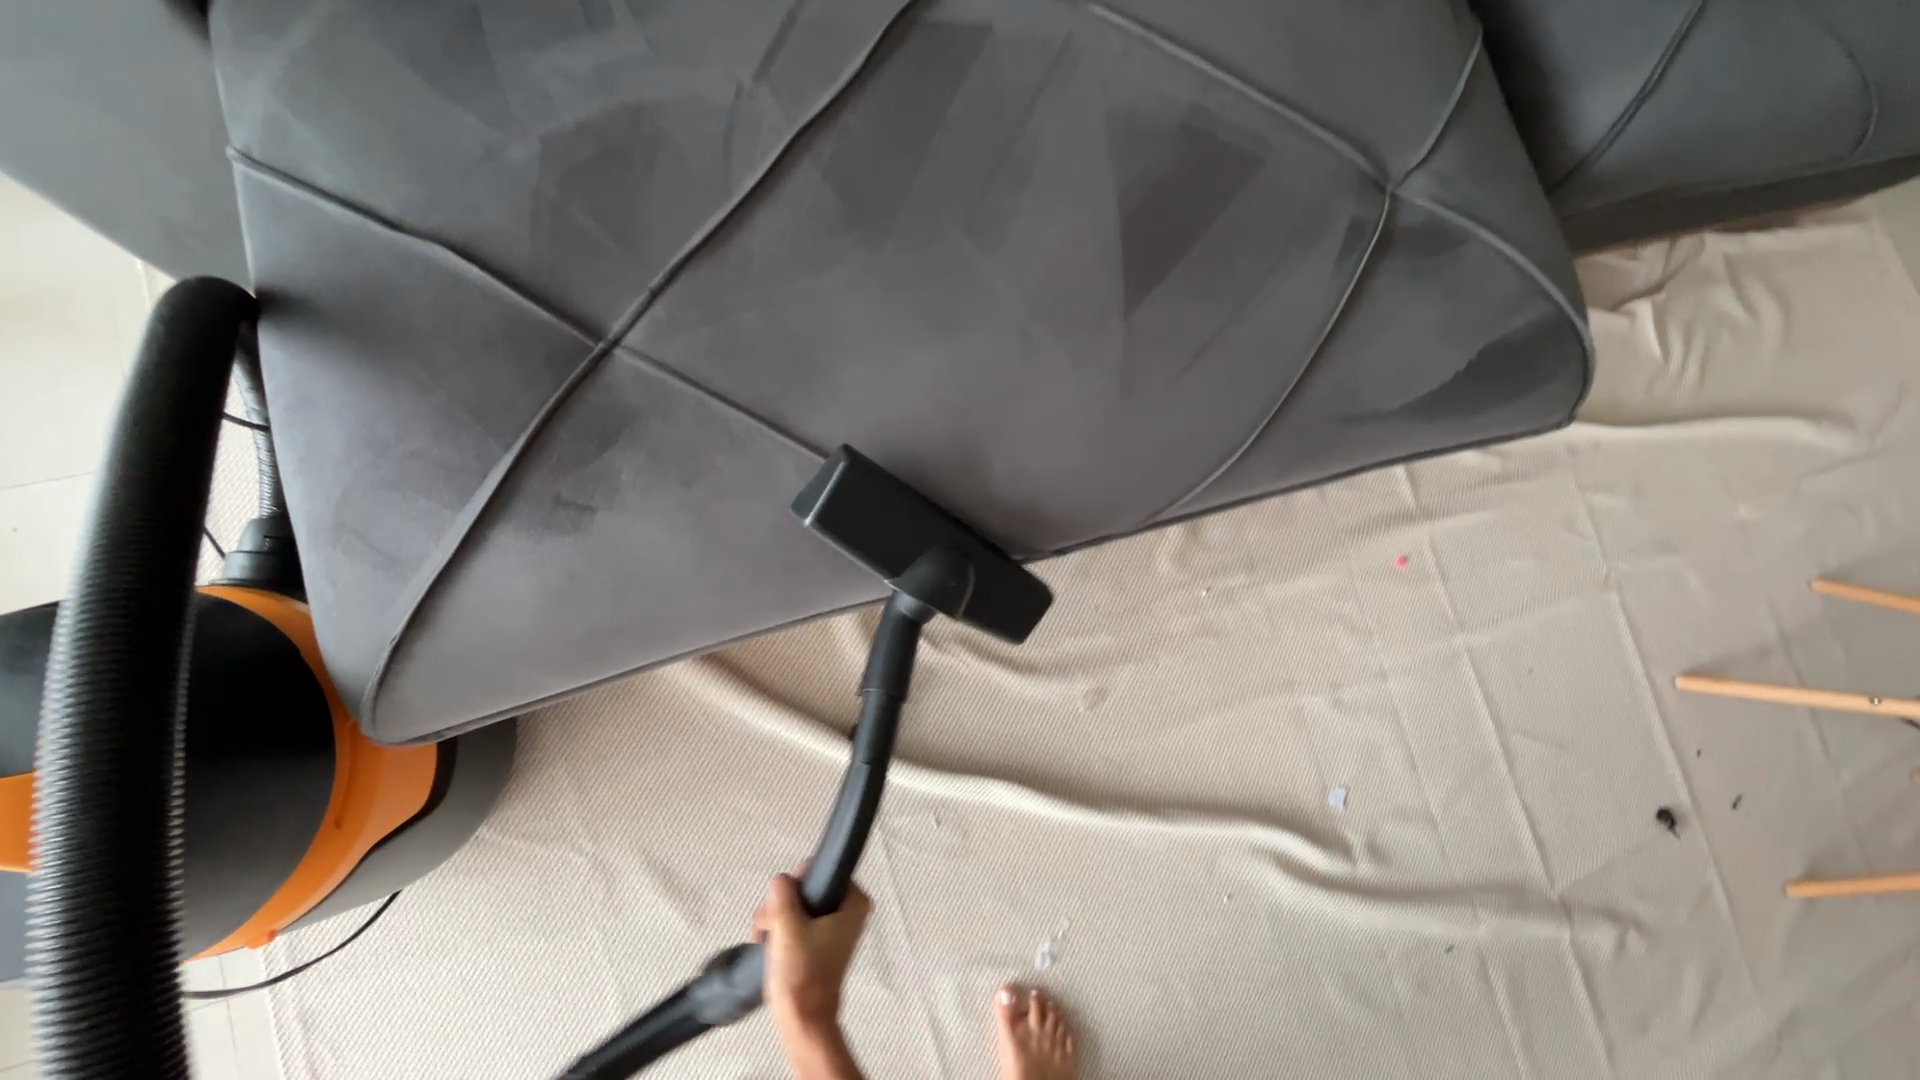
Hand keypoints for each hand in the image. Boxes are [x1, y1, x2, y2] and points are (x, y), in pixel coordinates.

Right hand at [751, 872, 872, 1034]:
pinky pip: (795, 923)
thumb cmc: (802, 975)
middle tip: (771, 923)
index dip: (798, 882)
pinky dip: (779, 931)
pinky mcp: (818, 944)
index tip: (785, 899)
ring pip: (796, 906)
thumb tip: (782, 881)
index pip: (823, 870)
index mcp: (854, 902)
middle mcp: (848, 912)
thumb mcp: (787, 923)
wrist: (802, 1020)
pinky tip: (767, 944)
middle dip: (781, 904)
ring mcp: (832, 929)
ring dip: (775, 919)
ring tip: (766, 938)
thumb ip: (783, 891)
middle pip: (806, 888)